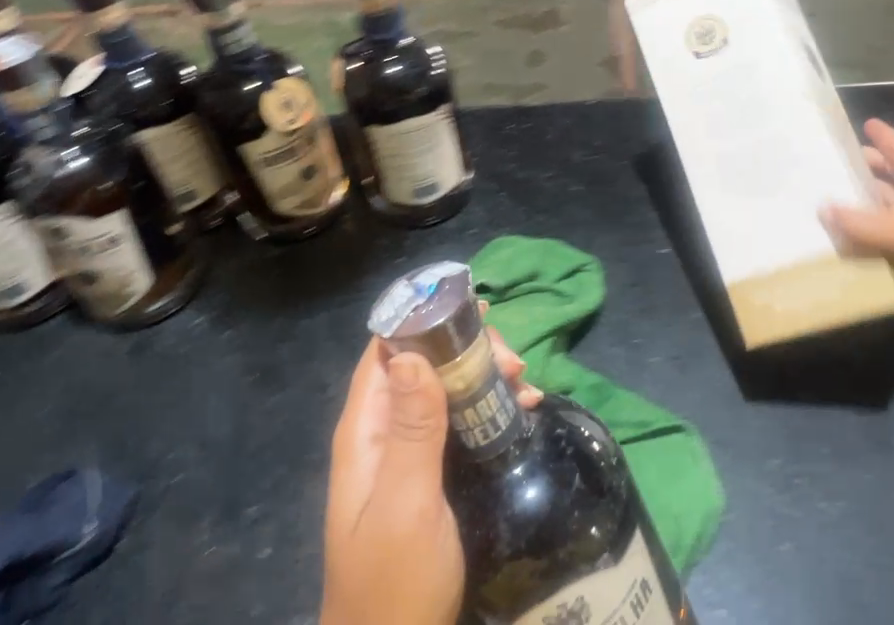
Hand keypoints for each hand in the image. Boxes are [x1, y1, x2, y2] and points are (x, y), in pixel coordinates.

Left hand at [321, 319, 539, 624]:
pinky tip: (524, 412)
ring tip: (528, 386)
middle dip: (468, 353)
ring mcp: (409, 458)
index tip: (476, 314)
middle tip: (516, 363)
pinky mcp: (433, 480)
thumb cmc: (395, 579)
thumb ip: (411, 429)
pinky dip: (491, 411)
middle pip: (422, 367)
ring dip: (485, 380)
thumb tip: (408, 350)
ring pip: (446, 394)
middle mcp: (384, 435)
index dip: (425, 323)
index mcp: (365, 431)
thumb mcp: (407, 501)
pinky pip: (461, 426)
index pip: (385, 351)